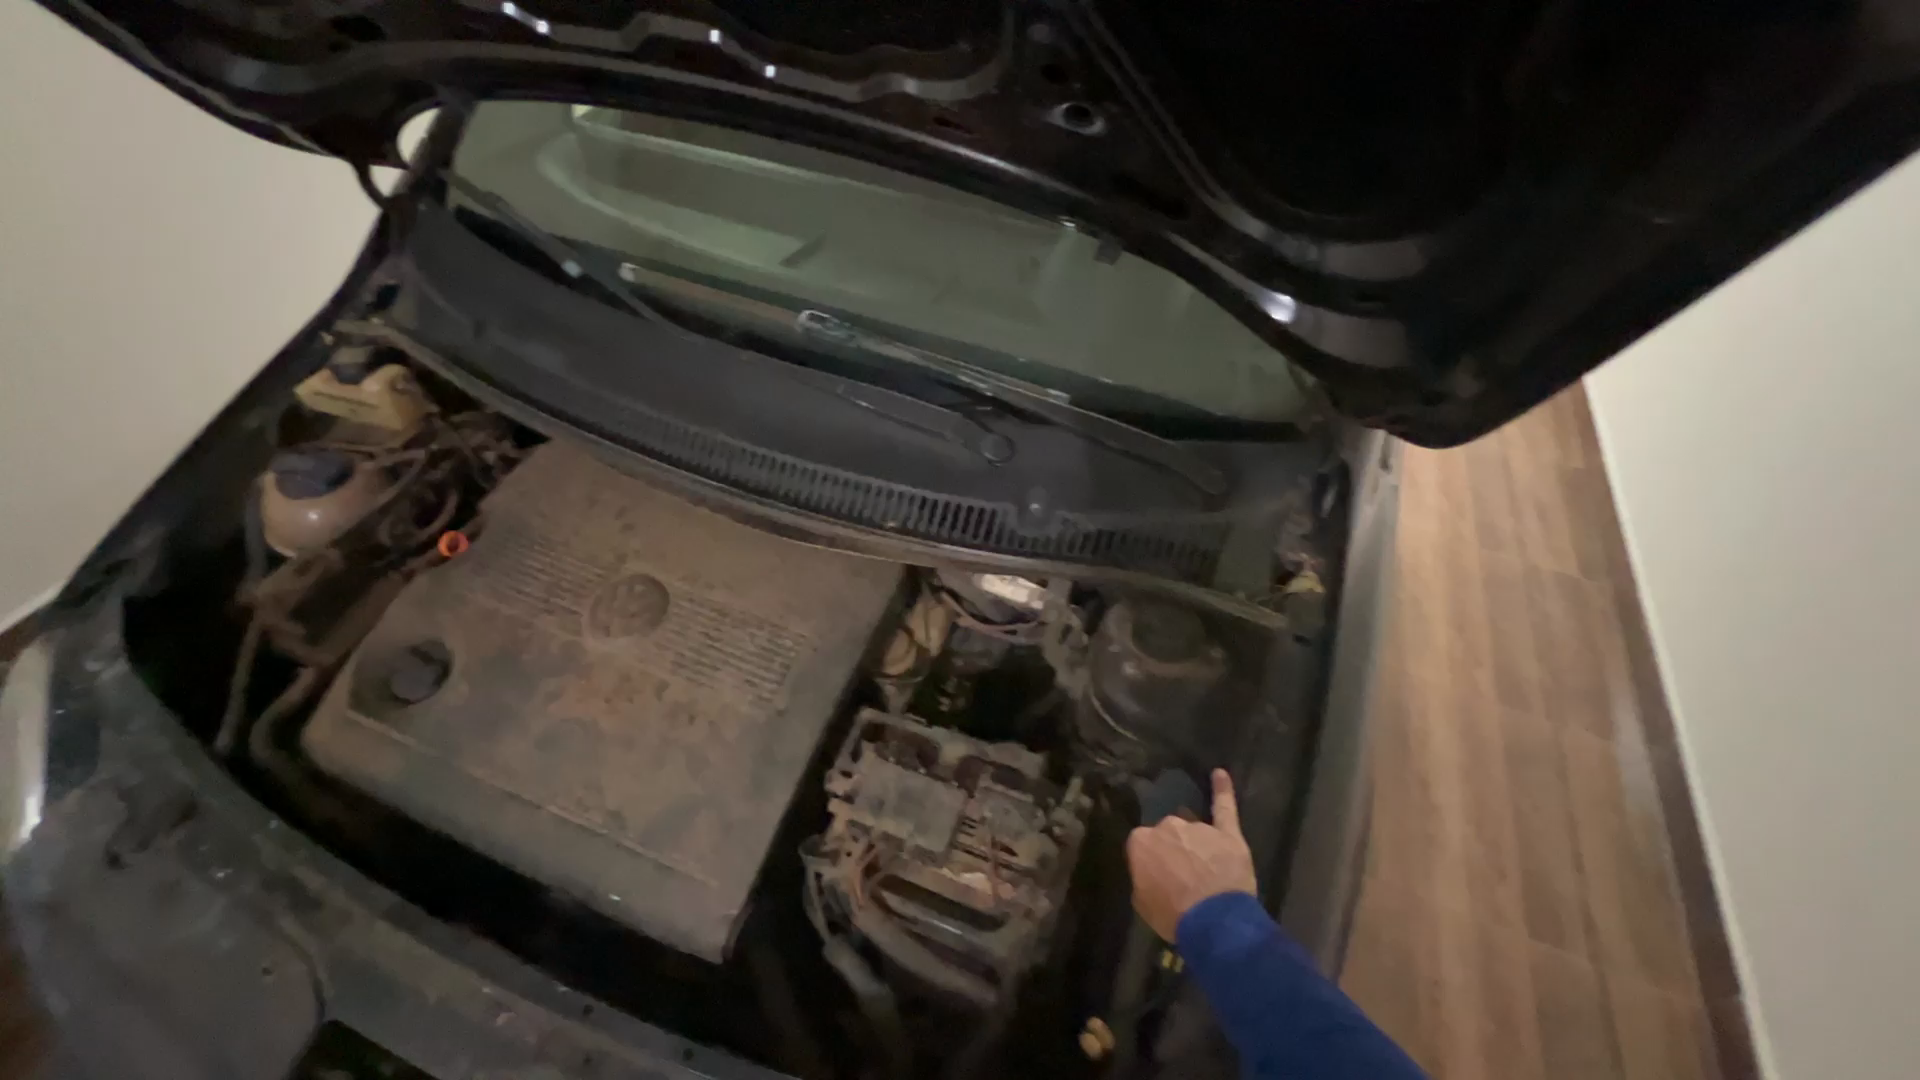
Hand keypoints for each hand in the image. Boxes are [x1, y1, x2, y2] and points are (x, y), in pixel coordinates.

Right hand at [1126, 769, 1257, 941]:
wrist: (1214, 923)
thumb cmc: (1172, 916)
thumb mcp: (1142, 902)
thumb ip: (1143, 877)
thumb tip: (1149, 870)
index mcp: (1141, 842)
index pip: (1143, 845)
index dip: (1153, 862)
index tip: (1159, 876)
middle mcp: (1166, 826)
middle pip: (1168, 833)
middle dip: (1174, 850)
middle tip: (1183, 875)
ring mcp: (1198, 827)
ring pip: (1193, 829)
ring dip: (1195, 844)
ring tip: (1205, 868)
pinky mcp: (1226, 833)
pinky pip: (1224, 806)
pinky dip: (1222, 790)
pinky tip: (1219, 774)